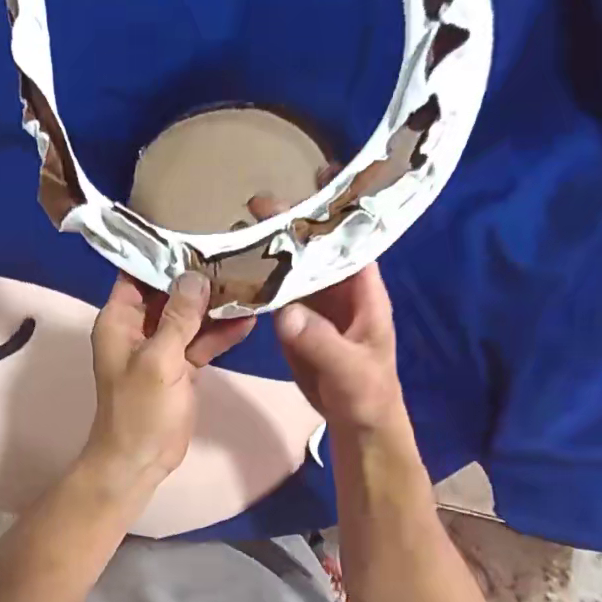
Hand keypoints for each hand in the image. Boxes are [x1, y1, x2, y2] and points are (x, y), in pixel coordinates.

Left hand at [85, 272, 254, 489]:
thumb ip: (177, 318)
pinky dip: (220, 333)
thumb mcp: (158, 360)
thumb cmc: (139, 410)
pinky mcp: (180, 367)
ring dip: (213, 304)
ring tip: (248, 279)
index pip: (137, 275)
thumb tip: (194, 277)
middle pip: (167, 293)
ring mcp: (161, 348)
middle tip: (232, 251)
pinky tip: (249, 317)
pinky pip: (201, 342)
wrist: (139, 460)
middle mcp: (138, 328)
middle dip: (196, 276)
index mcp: (119, 320)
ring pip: (188, 317)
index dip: (161, 255)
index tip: (194, 233)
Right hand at [250, 192, 406, 434]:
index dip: (334, 209)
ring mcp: (315, 304)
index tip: (313, 178)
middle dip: (289, 221)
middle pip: (313, 247)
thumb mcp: (351, 372)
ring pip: (292, 266)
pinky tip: (235, 266)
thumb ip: (322, 343)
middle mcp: (339, 290)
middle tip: (255, 202)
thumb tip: (285, 312)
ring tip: (237, 226)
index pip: (350, 240)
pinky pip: (275, 292)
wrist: (355, 423)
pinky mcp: (296, 321)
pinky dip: (258, 278)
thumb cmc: (366, 395)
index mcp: (364, 292)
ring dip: (269, 247)